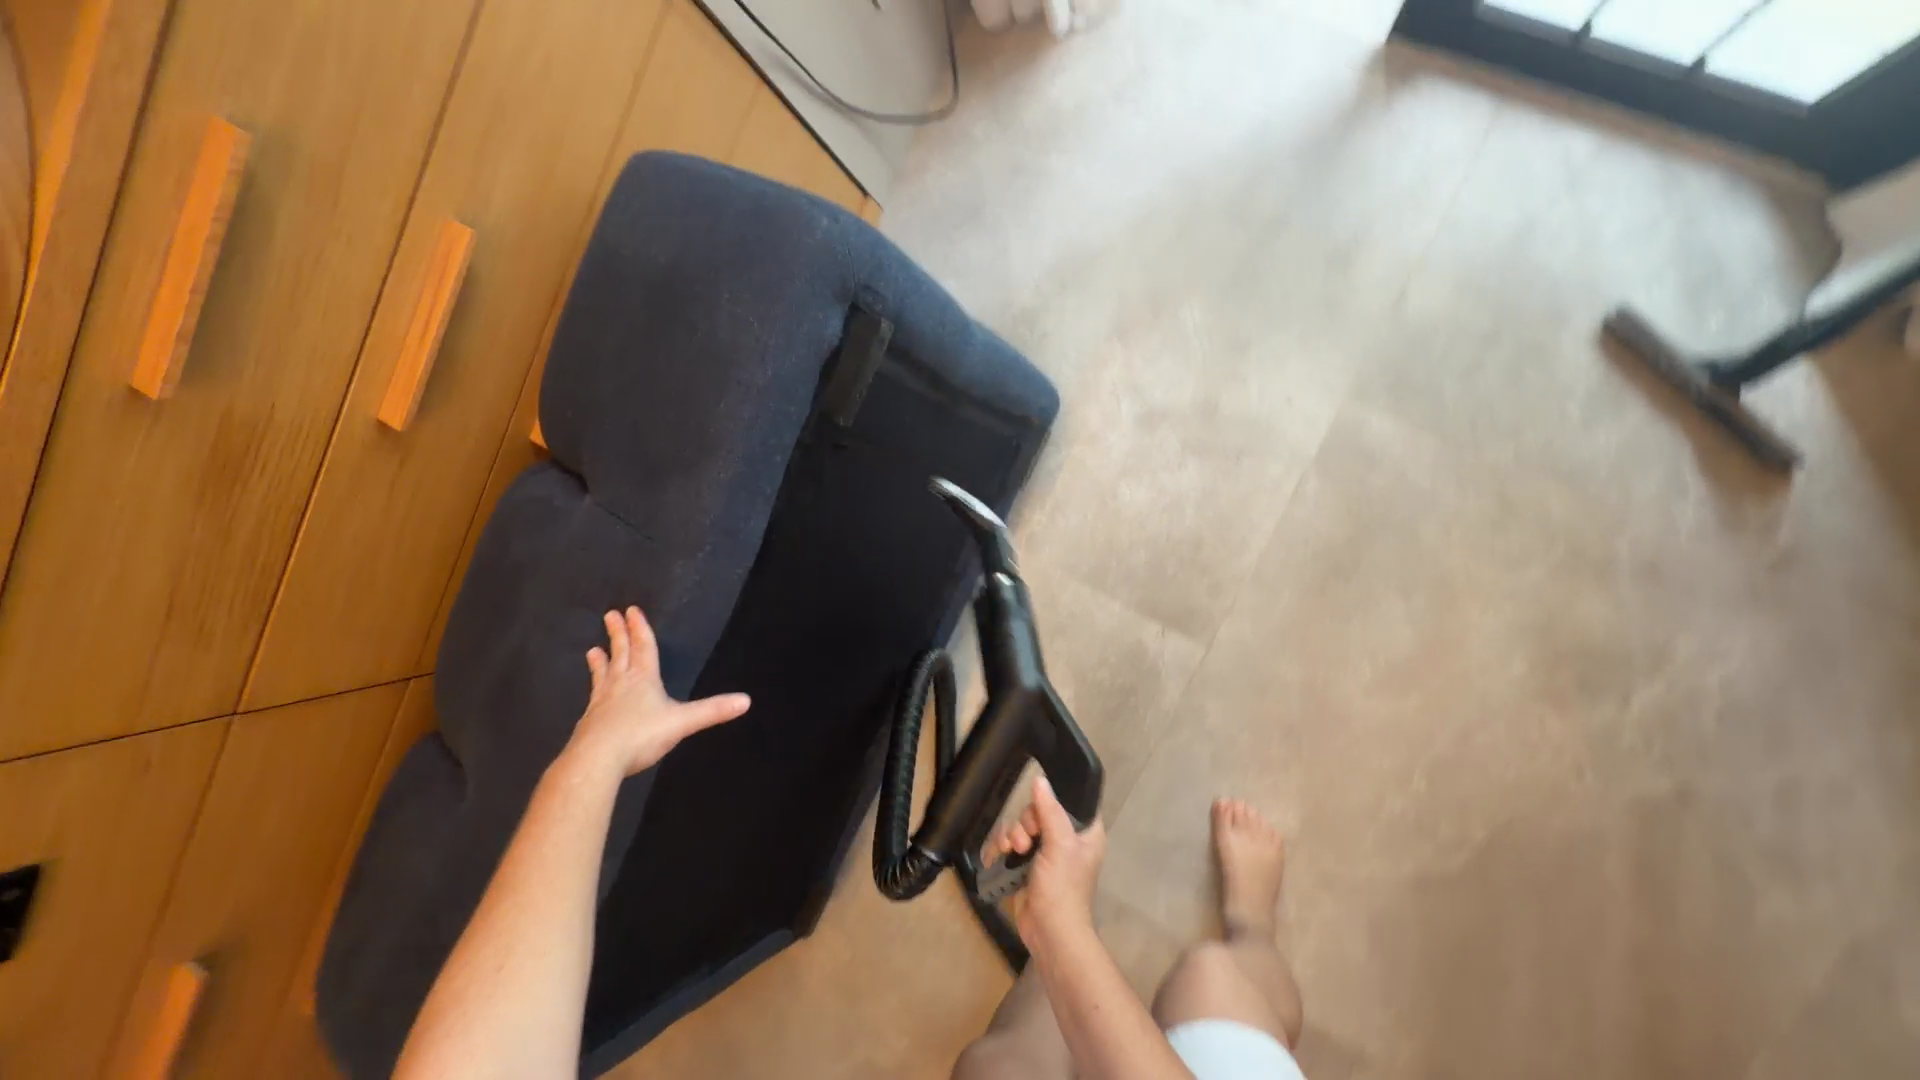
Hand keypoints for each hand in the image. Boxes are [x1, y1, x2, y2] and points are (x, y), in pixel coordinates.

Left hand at [561, 607, 750, 778]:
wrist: (596, 759)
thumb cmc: (641, 735)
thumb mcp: (682, 722)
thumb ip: (712, 710)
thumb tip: (746, 700)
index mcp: (644, 679)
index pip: (644, 648)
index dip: (640, 629)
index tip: (631, 610)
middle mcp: (621, 685)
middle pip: (621, 654)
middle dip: (618, 635)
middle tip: (610, 615)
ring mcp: (602, 702)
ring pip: (603, 675)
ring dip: (600, 661)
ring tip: (593, 650)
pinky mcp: (589, 721)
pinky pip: (593, 698)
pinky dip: (594, 690)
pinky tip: (592, 696)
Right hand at [986, 774, 1106, 947]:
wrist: (1049, 933)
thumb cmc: (1063, 888)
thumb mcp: (1060, 845)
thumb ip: (1049, 811)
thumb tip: (1039, 780)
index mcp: (1085, 832)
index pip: (1071, 801)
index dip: (1053, 800)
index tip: (1041, 809)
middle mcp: (1065, 839)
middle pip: (1038, 812)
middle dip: (1025, 824)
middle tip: (1025, 841)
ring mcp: (1044, 854)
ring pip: (1021, 828)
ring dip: (1011, 836)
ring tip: (1010, 852)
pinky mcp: (1025, 867)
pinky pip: (1009, 846)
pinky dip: (1001, 849)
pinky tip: (996, 856)